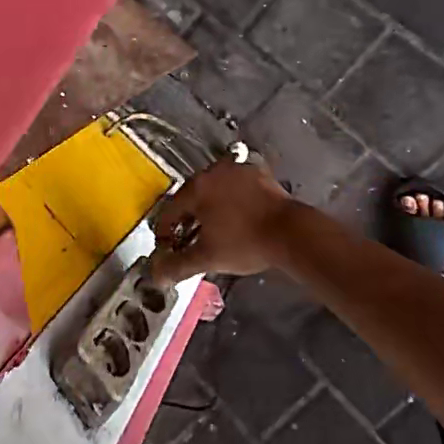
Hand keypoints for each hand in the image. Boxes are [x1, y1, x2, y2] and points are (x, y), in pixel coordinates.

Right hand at [147, 160, 302, 285]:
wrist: (287, 231)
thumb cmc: (243, 242)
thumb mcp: (206, 258)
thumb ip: (177, 265)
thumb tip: (156, 274)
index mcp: (198, 187)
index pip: (170, 210)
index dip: (165, 233)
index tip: (168, 249)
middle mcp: (215, 171)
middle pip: (191, 196)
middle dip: (187, 220)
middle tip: (188, 242)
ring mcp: (237, 169)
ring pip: (214, 190)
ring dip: (209, 209)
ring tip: (212, 232)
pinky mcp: (257, 173)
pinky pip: (235, 187)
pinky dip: (230, 201)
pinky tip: (236, 219)